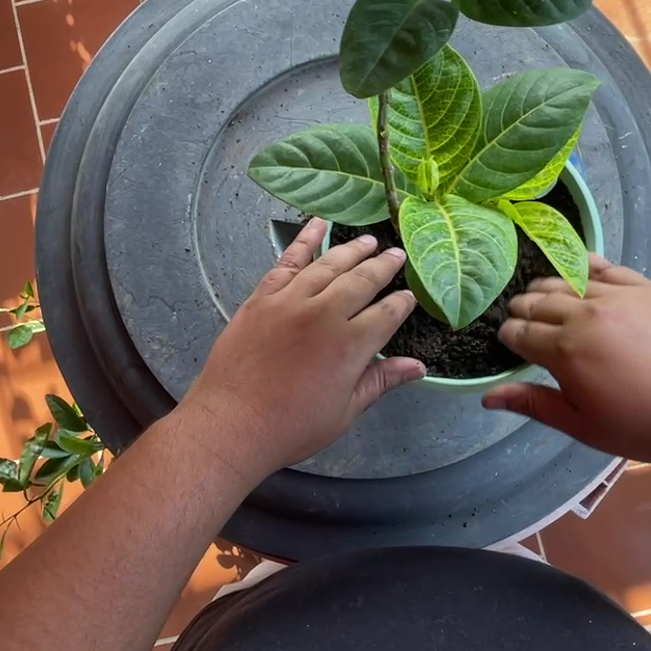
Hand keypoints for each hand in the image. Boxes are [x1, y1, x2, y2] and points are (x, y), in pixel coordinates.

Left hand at [174, 219, 425, 477]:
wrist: (232, 423)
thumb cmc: (292, 426)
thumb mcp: (345, 411)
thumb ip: (381, 381)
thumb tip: (419, 367)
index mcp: (350, 346)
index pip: (387, 314)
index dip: (401, 303)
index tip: (410, 295)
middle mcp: (324, 314)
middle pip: (362, 281)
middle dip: (384, 267)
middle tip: (398, 255)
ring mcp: (290, 301)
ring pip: (329, 266)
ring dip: (352, 251)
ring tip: (369, 241)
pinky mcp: (262, 297)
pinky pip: (287, 261)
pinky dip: (304, 240)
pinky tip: (318, 224)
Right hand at [481, 254, 650, 472]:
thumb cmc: (644, 428)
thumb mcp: (581, 424)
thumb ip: (532, 403)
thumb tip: (485, 397)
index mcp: (564, 351)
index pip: (519, 332)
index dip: (508, 336)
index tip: (508, 342)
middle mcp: (585, 314)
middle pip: (537, 302)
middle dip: (522, 311)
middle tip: (521, 321)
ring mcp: (617, 296)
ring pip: (566, 281)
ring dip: (547, 289)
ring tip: (543, 298)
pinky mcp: (646, 287)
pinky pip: (606, 267)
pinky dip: (584, 265)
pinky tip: (576, 268)